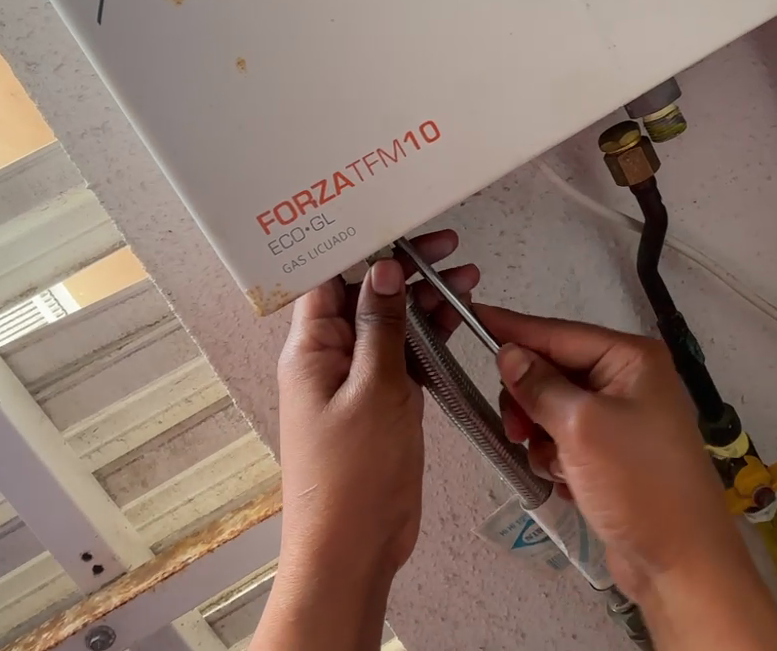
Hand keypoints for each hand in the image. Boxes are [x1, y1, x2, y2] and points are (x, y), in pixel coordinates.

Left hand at [254, 231, 478, 650]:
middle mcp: (331, 357)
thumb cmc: (352, 477)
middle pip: (367, 295)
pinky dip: (432, 334)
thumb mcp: (374, 390)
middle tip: (446, 246)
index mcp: (311, 350)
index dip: (363, 247)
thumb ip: (382, 326)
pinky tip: (458, 316)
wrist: (356, 548)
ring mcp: (359, 377)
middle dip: (405, 269)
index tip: (400, 227)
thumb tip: (383, 270)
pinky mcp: (384, 398)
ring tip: (466, 276)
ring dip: (426, 300)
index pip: (330, 279)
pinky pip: (407, 352)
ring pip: (393, 322)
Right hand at [481, 306, 776, 648]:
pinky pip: (565, 437)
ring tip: (550, 463)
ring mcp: (622, 416)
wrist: (681, 565)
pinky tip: (565, 480)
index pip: (559, 333)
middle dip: (529, 398)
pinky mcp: (613, 452)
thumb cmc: (638, 482)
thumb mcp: (581, 426)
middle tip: (515, 429)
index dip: (514, 328)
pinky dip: (556, 456)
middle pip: (554, 370)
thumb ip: (539, 385)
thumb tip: (508, 352)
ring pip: (554, 406)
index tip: (472, 315)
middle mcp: (628, 379)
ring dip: (541, 434)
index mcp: (631, 358)